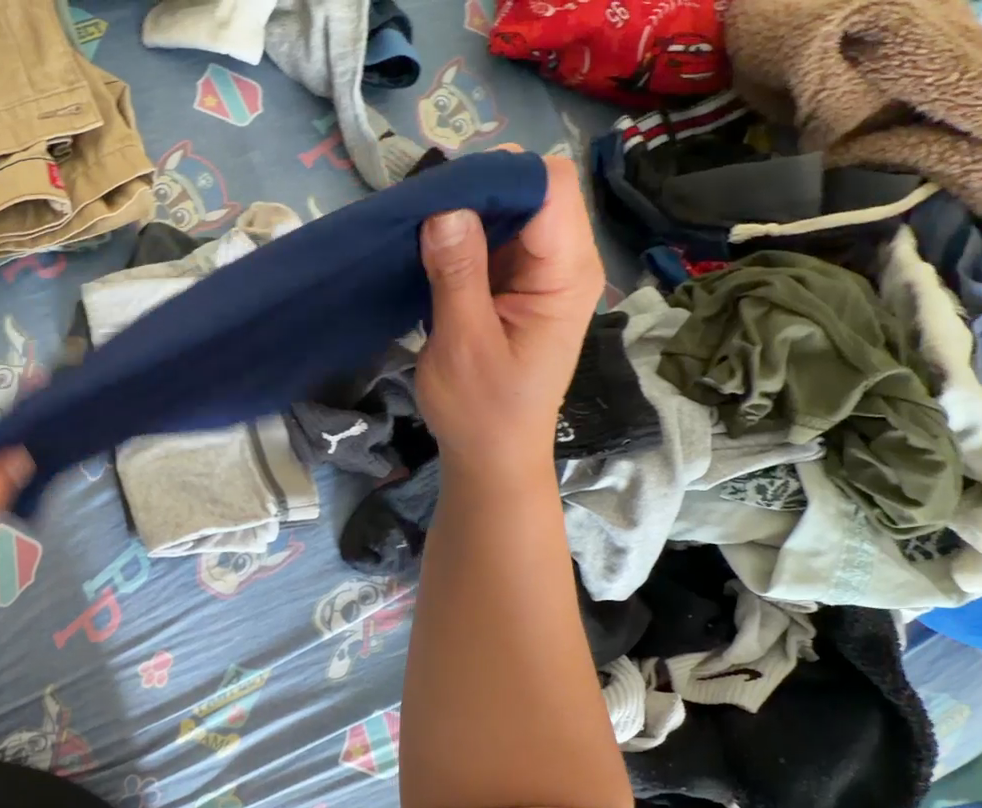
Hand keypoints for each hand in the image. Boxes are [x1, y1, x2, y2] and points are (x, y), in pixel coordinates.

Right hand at [414, 155, 604, 477]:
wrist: (492, 455)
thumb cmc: (481, 408)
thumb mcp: (462, 342)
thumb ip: (457, 273)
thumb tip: (444, 209)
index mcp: (565, 273)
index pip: (549, 187)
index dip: (499, 178)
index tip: (440, 198)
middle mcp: (563, 263)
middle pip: (533, 192)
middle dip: (477, 193)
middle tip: (419, 214)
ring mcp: (541, 274)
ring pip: (511, 214)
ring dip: (465, 216)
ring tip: (417, 232)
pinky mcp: (517, 288)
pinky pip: (497, 242)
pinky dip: (463, 240)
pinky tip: (429, 253)